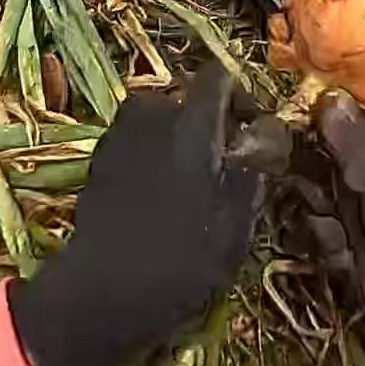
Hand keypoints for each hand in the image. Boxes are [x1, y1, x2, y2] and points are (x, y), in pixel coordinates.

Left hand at [10, 61, 264, 365]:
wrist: (103, 289)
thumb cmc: (180, 258)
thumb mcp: (235, 223)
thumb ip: (253, 171)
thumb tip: (264, 139)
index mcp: (189, 121)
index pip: (217, 76)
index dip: (238, 95)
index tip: (249, 129)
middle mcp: (150, 113)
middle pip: (188, 101)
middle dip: (209, 126)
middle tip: (222, 169)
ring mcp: (119, 131)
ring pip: (161, 121)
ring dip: (179, 142)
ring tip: (189, 189)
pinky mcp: (99, 153)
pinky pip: (137, 140)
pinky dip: (152, 155)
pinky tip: (156, 198)